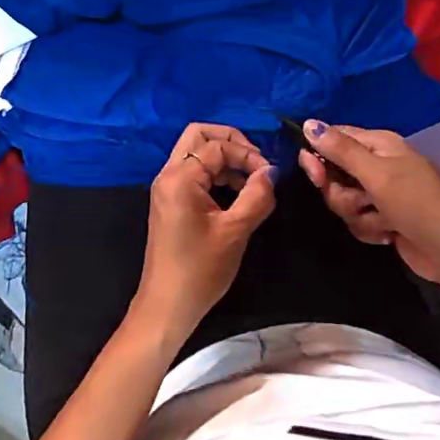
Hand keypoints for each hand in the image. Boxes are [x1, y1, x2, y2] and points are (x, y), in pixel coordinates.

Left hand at [134, 124, 277, 335]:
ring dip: (225, 158)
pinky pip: (194, 173)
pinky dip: (216, 173)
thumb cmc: (200, 268)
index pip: (216, 146)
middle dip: (231, 142)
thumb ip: (256, 196)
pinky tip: (238, 192)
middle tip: (258, 162)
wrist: (168, 303)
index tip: (270, 174)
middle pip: (198, 136)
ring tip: (253, 180)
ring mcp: (167, 188)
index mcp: (179, 178)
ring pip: (196, 153)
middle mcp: (168, 175)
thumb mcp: (236, 231)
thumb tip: (271, 171)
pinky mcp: (171, 201)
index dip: (247, 154)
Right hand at [299, 121, 439, 292]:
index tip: (315, 174)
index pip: (332, 138)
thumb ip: (340, 150)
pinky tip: (388, 235)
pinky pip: (355, 221)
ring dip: (356, 214)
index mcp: (378, 144)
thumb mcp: (378, 174)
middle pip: (332, 174)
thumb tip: (308, 123)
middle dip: (339, 192)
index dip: (317, 155)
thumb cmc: (421, 205)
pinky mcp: (383, 220)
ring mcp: (380, 195)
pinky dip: (368, 229)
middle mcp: (377, 165)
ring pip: (341, 200)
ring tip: (383, 222)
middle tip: (359, 201)